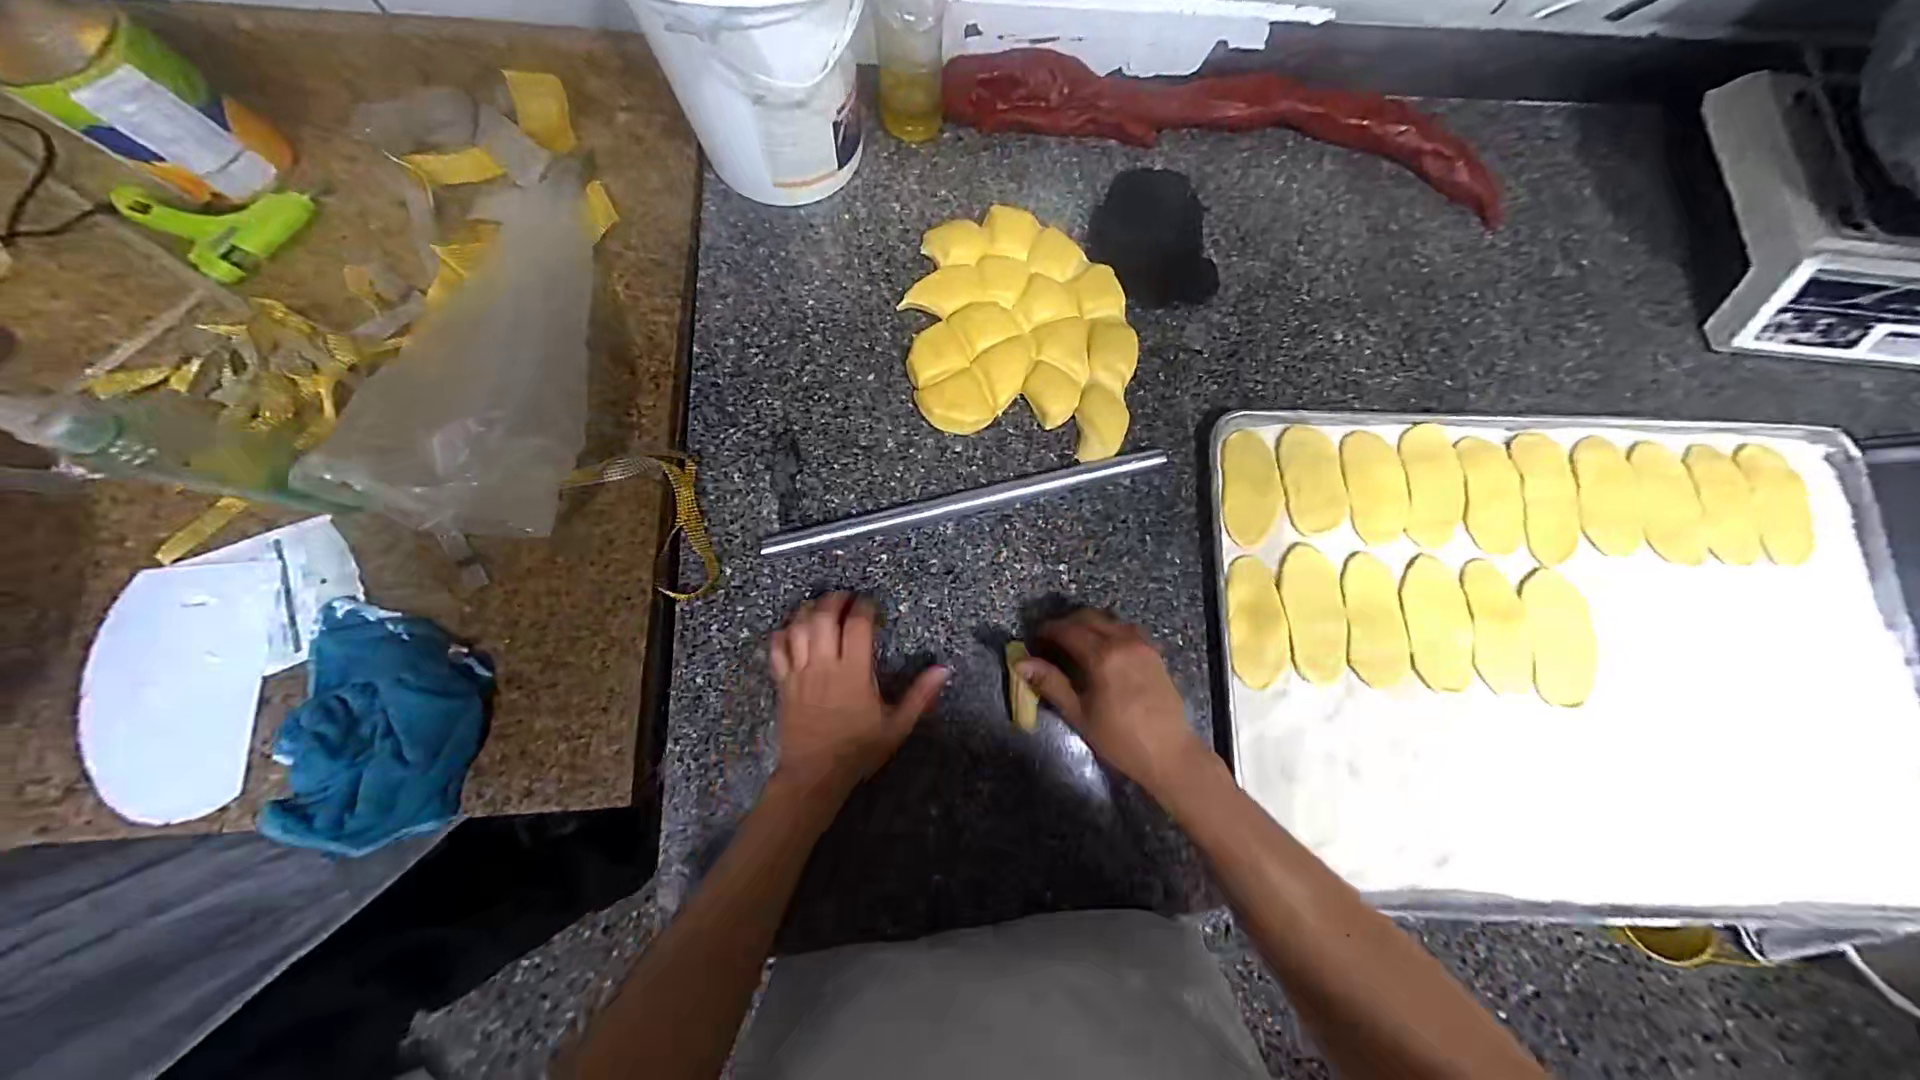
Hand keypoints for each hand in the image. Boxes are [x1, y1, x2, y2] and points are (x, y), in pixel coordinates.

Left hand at [769, 592, 946, 798]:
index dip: (864, 607)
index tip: (871, 603)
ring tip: (820, 606)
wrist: (814, 775)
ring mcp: (800, 673)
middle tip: (845, 596)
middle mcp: (824, 666)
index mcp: (853, 672)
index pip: (857, 625)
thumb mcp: (896, 726)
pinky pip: (777, 650)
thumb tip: (943, 669)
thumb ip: (920, 695)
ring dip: (808, 610)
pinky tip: (791, 629)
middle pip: (823, 618)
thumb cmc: (858, 750)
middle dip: (834, 600)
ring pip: (798, 628)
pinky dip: (782, 633)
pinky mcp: (783, 684)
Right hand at [1017, 609, 1207, 797]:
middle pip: (1088, 617)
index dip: (1048, 631)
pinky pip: (1127, 629)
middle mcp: (1124, 641)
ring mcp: (1143, 644)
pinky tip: (1104, 650)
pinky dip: (1110, 630)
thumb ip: (1051, 683)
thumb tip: (1020, 663)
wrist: (1170, 753)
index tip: (1034, 639)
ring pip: (1109, 620)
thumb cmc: (1120, 739)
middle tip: (1051, 640)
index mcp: (1103, 655)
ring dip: (1088, 624)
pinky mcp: (1154, 652)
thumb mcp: (1079, 713)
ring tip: (1075, 643)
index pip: (1067, 630)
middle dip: (1066, 623)